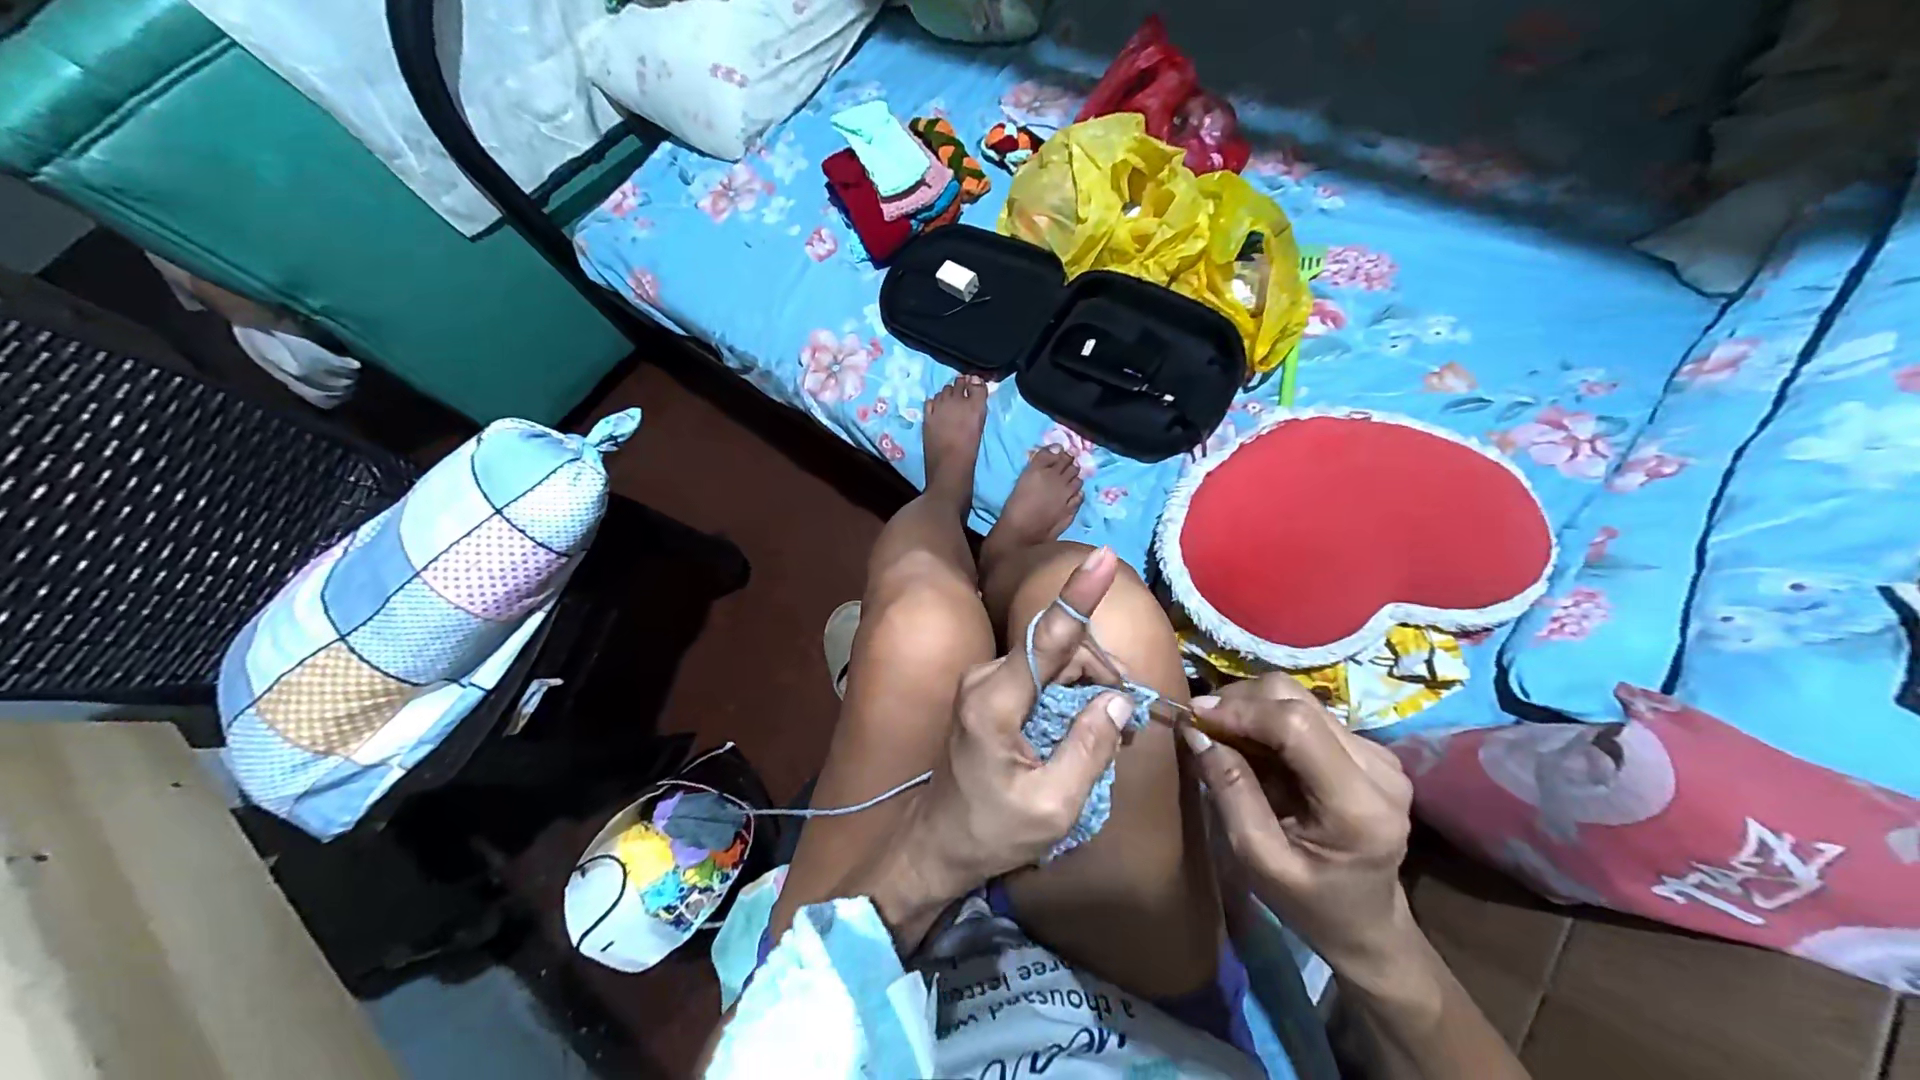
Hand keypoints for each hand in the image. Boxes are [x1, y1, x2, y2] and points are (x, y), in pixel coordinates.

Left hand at [887, 547, 1136, 912]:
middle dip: (1102, 673)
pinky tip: (1087, 722)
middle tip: (1130, 721)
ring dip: (1090, 683)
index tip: (1103, 558)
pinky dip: (1070, 690)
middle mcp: (984, 678)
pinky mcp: (988, 689)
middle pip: (1059, 648)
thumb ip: (1089, 749)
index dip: (1077, 596)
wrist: (936, 843)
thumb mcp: (1052, 807)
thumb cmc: (991, 833)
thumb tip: (1120, 700)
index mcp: (993, 703)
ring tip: (1112, 729)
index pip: (1044, 639)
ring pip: (1053, 658)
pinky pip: (1040, 672)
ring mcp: (983, 680)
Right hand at [1182, 679, 1417, 984]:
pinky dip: (1266, 718)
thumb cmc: (1309, 903)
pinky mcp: (1367, 748)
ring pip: (1299, 696)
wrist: (1365, 922)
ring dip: (1251, 708)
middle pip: (1296, 699)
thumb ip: (1230, 792)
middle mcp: (1379, 768)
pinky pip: (1306, 711)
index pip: (1296, 725)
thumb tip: (1195, 733)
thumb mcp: (1258, 859)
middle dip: (1240, 703)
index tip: (1193, 715)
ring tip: (1223, 735)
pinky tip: (1251, 745)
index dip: (1241, 710)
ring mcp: (1378, 754)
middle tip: (1202, 727)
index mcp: (1358, 805)